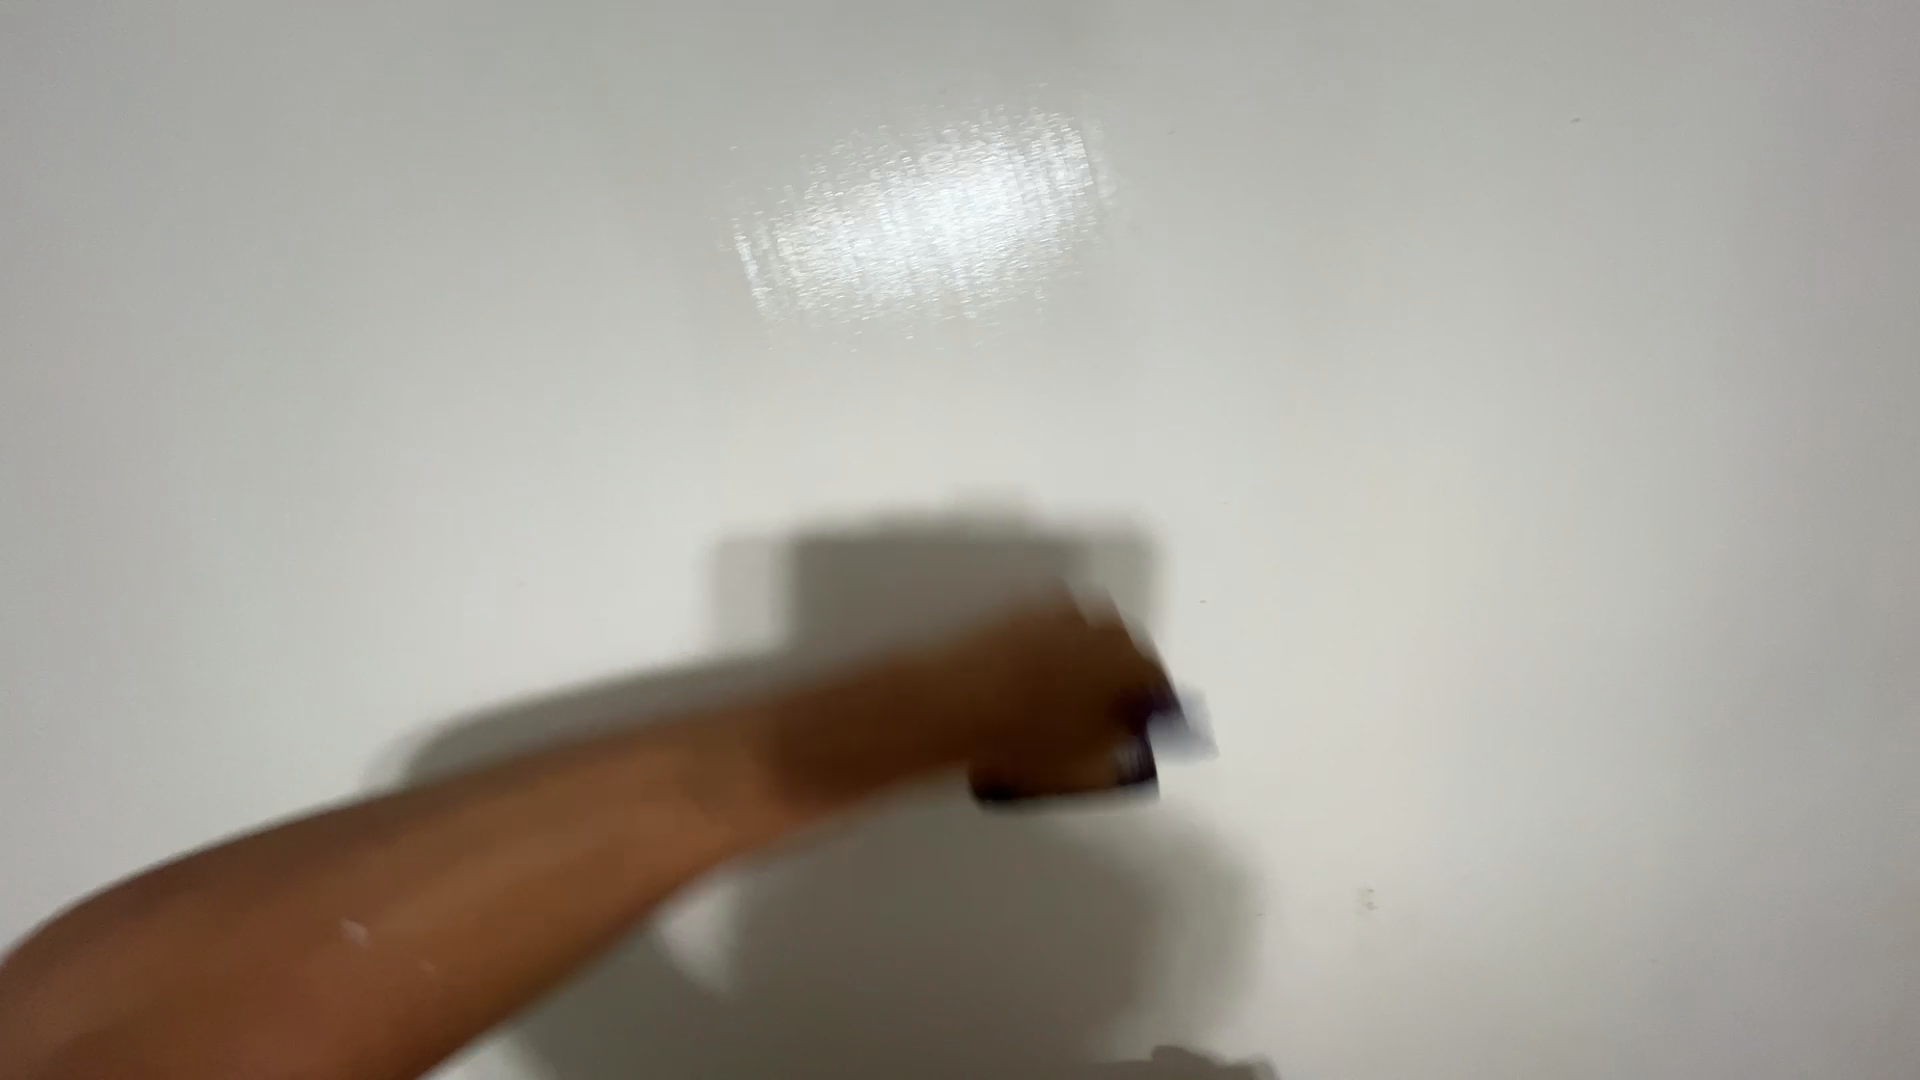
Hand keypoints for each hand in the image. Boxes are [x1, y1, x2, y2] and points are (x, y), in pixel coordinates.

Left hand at [930, 599, 1173, 799]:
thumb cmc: (1021, 734)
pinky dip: (1057, 641)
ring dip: (1091, 652)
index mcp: (1121, 659)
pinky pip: (1052, 622)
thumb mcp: (1086, 755)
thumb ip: (1121, 738)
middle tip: (1111, 706)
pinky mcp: (1019, 608)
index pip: (1154, 676)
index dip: (1154, 702)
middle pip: (1125, 644)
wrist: (951, 704)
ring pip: (1088, 628)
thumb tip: (1131, 729)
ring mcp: (1053, 611)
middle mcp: (1093, 624)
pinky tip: (1041, 668)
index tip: (1147, 719)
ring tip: (1074, 687)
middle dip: (1124, 672)